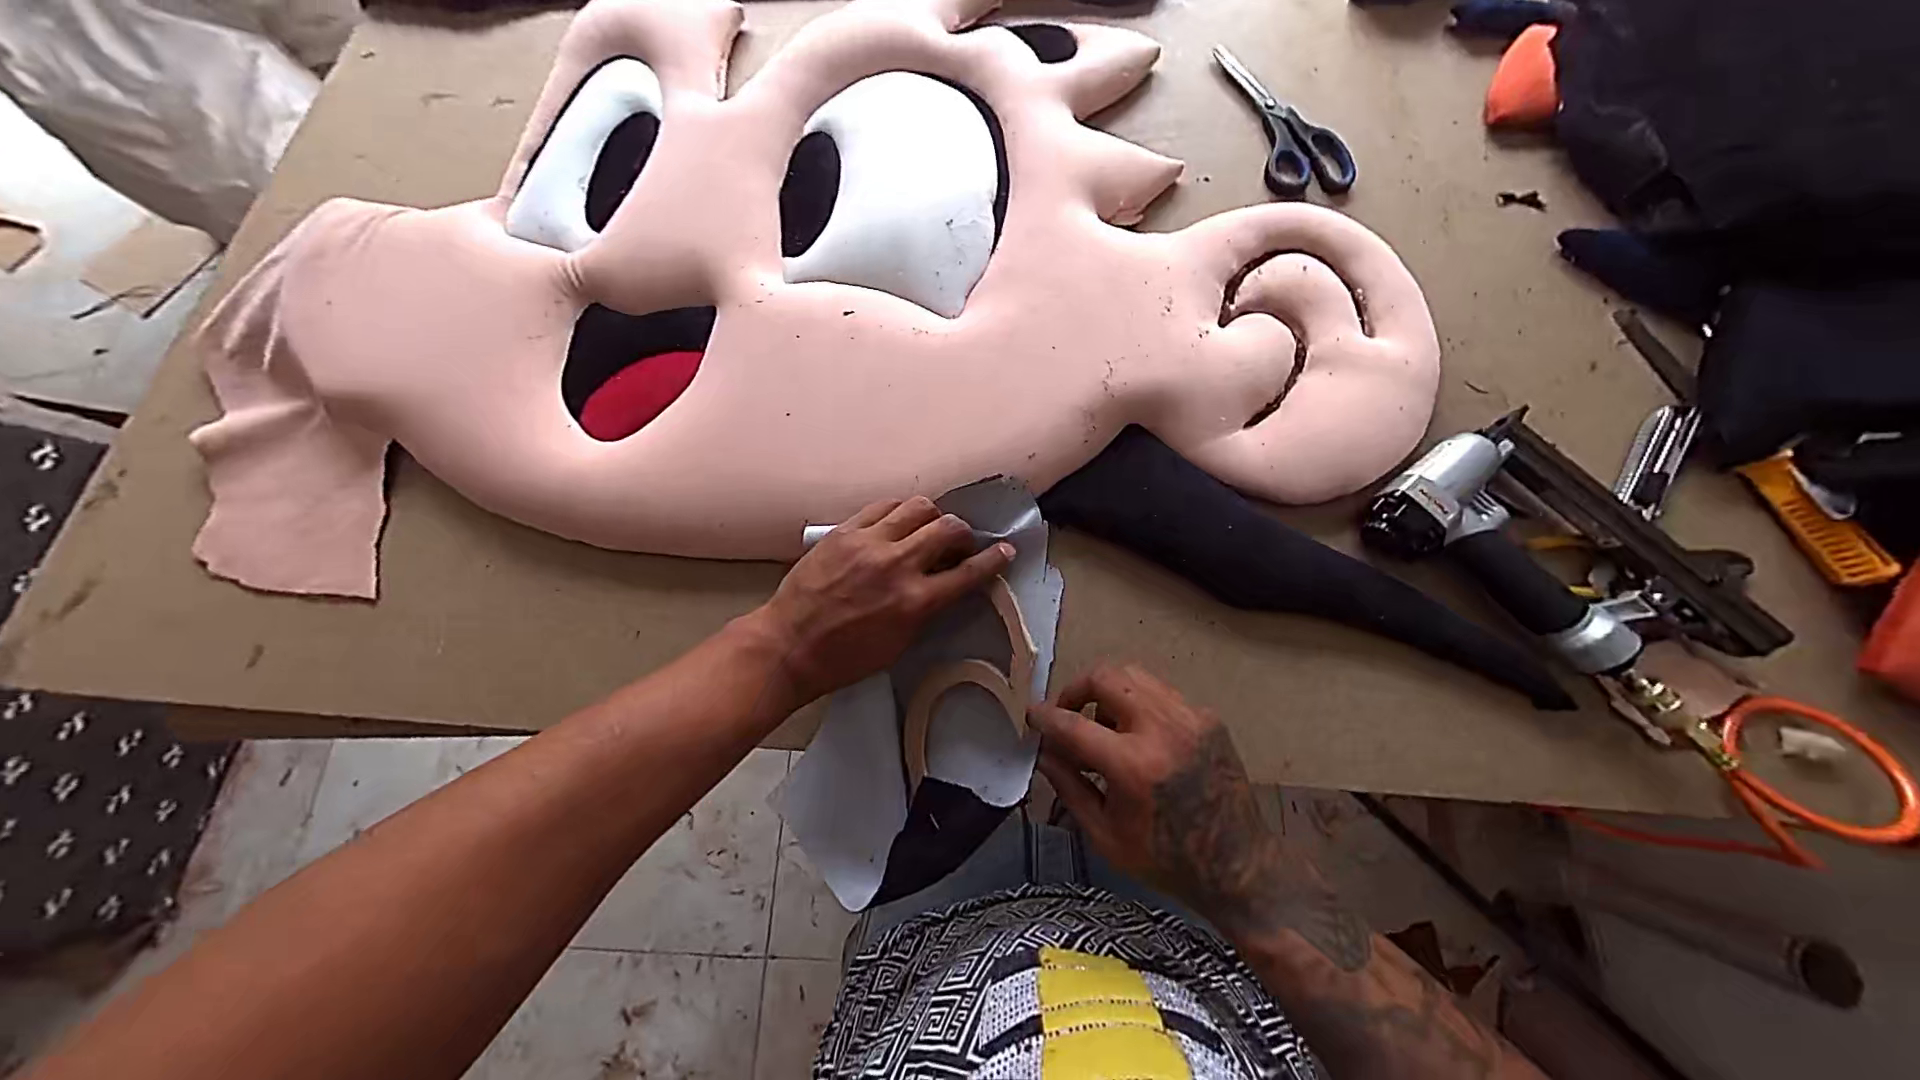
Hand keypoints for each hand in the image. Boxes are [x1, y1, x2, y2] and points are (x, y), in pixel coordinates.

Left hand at [752, 497, 1013, 707]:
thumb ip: (927, 609)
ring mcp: (869, 543)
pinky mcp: (844, 531)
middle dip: (963, 533)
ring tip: (926, 528)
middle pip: (948, 529)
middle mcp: (898, 565)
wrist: (789, 645)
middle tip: (958, 543)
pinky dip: (898, 512)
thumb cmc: (846, 657)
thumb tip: (945, 585)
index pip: (968, 573)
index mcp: (916, 602)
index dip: (994, 559)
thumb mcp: (900, 643)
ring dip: (932, 516)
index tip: (1005, 550)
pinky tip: (896, 522)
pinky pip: (882, 506)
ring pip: (918, 507)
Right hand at [1031, 664, 1369, 969]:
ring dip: (1108, 693)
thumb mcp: (1104, 835)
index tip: (1032, 715)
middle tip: (1067, 712)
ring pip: (1134, 676)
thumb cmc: (1166, 861)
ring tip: (1103, 725)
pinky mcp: (1208, 718)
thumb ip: (1069, 786)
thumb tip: (1044, 752)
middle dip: (1076, 689)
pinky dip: (1138, 705)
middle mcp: (1163, 730)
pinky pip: (1161, 694)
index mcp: (1133, 766)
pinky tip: (1138, 736)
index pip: (1073, 724)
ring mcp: (1190, 718)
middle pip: (1106, 678)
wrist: (1241, 867)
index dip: (1045, 717)